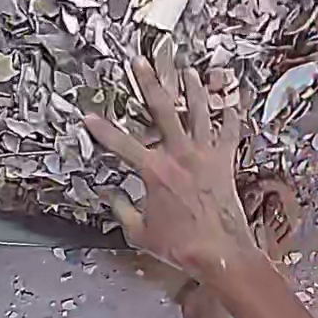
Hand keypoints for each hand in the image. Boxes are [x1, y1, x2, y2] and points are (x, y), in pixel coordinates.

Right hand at [83, 59, 263, 283]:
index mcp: (155, 171)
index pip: (121, 144)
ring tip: (187, 70)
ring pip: (199, 111)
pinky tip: (230, 100)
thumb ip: (122, 210)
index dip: (101, 130)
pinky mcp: (225, 161)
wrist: (221, 254)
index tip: (88, 116)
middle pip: (163, 109)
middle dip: (149, 83)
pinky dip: (230, 114)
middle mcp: (180, 155)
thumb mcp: (140, 232)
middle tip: (141, 62)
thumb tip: (111, 196)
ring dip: (193, 88)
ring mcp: (205, 155)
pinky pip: (230, 131)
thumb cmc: (181, 246)